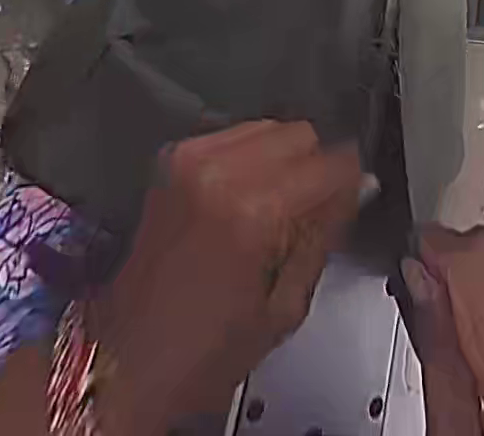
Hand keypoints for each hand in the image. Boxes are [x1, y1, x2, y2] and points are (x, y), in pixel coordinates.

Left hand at [86, 121, 365, 431]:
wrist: (125, 356)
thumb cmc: (205, 349)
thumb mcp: (285, 304)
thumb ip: (326, 232)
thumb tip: (358, 186)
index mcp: (253, 212)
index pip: (331, 163)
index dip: (351, 177)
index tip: (357, 189)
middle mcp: (220, 172)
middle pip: (301, 133)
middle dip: (315, 165)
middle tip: (311, 204)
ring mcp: (192, 159)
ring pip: (270, 126)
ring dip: (283, 157)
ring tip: (275, 201)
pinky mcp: (175, 157)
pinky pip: (236, 133)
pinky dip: (251, 155)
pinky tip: (244, 192)